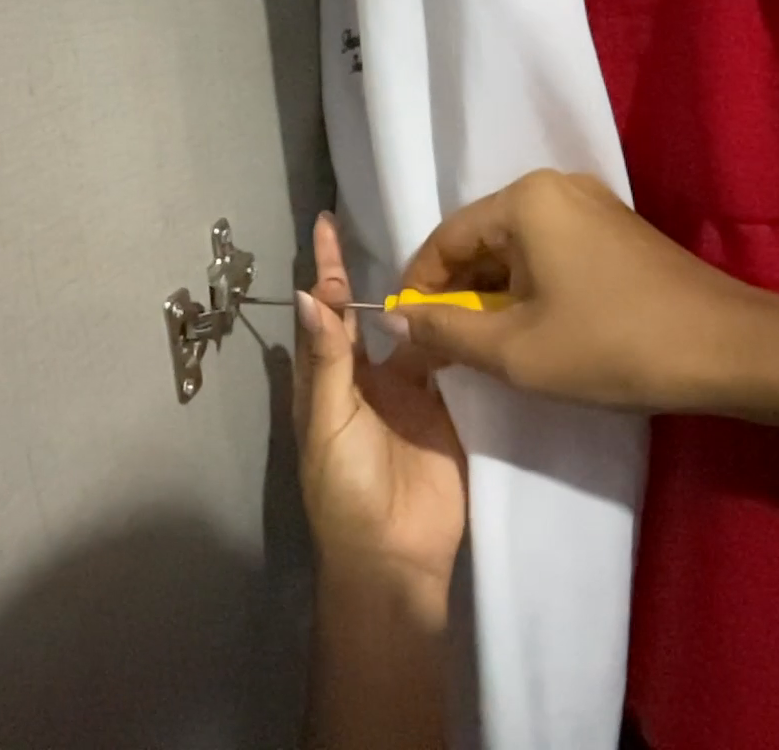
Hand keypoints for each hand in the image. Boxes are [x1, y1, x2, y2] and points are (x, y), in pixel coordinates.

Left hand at [295, 213, 466, 592]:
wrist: (395, 556)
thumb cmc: (345, 487)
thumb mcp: (328, 421)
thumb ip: (325, 360)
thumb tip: (307, 293)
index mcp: (328, 378)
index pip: (324, 312)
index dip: (325, 268)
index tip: (327, 222)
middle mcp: (366, 377)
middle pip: (367, 315)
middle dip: (371, 273)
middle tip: (389, 223)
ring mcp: (409, 392)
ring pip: (412, 332)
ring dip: (419, 298)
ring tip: (438, 251)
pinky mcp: (447, 409)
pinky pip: (450, 362)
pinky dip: (455, 334)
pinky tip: (471, 300)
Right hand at [397, 169, 762, 411]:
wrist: (735, 354)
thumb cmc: (612, 347)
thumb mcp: (513, 349)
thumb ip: (443, 330)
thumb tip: (392, 320)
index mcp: (523, 201)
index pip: (443, 240)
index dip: (417, 289)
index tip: (408, 333)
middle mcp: (552, 188)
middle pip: (477, 240)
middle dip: (455, 293)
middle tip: (443, 344)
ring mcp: (589, 206)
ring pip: (511, 249)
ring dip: (490, 293)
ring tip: (483, 341)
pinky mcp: (612, 230)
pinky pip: (545, 252)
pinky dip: (524, 287)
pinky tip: (527, 326)